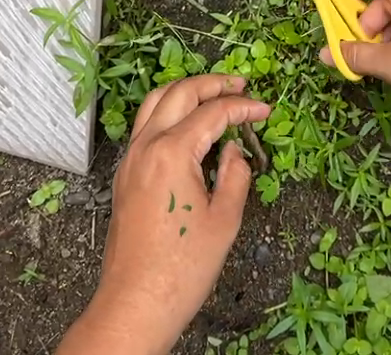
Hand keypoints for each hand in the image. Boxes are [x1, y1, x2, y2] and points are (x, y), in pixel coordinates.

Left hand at [59, 75, 268, 354]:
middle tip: (241, 86)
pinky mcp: (125, 174)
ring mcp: (131, 159)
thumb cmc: (182, 269)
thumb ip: (234, 174)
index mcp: (171, 152)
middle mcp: (146, 146)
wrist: (135, 305)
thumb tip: (233, 151)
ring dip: (187, 91)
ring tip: (214, 93)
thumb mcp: (225, 220)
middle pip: (180, 93)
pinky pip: (146, 124)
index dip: (243, 107)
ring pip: (156, 102)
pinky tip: (188, 124)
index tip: (265, 110)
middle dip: (213, 84)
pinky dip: (169, 110)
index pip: (213, 112)